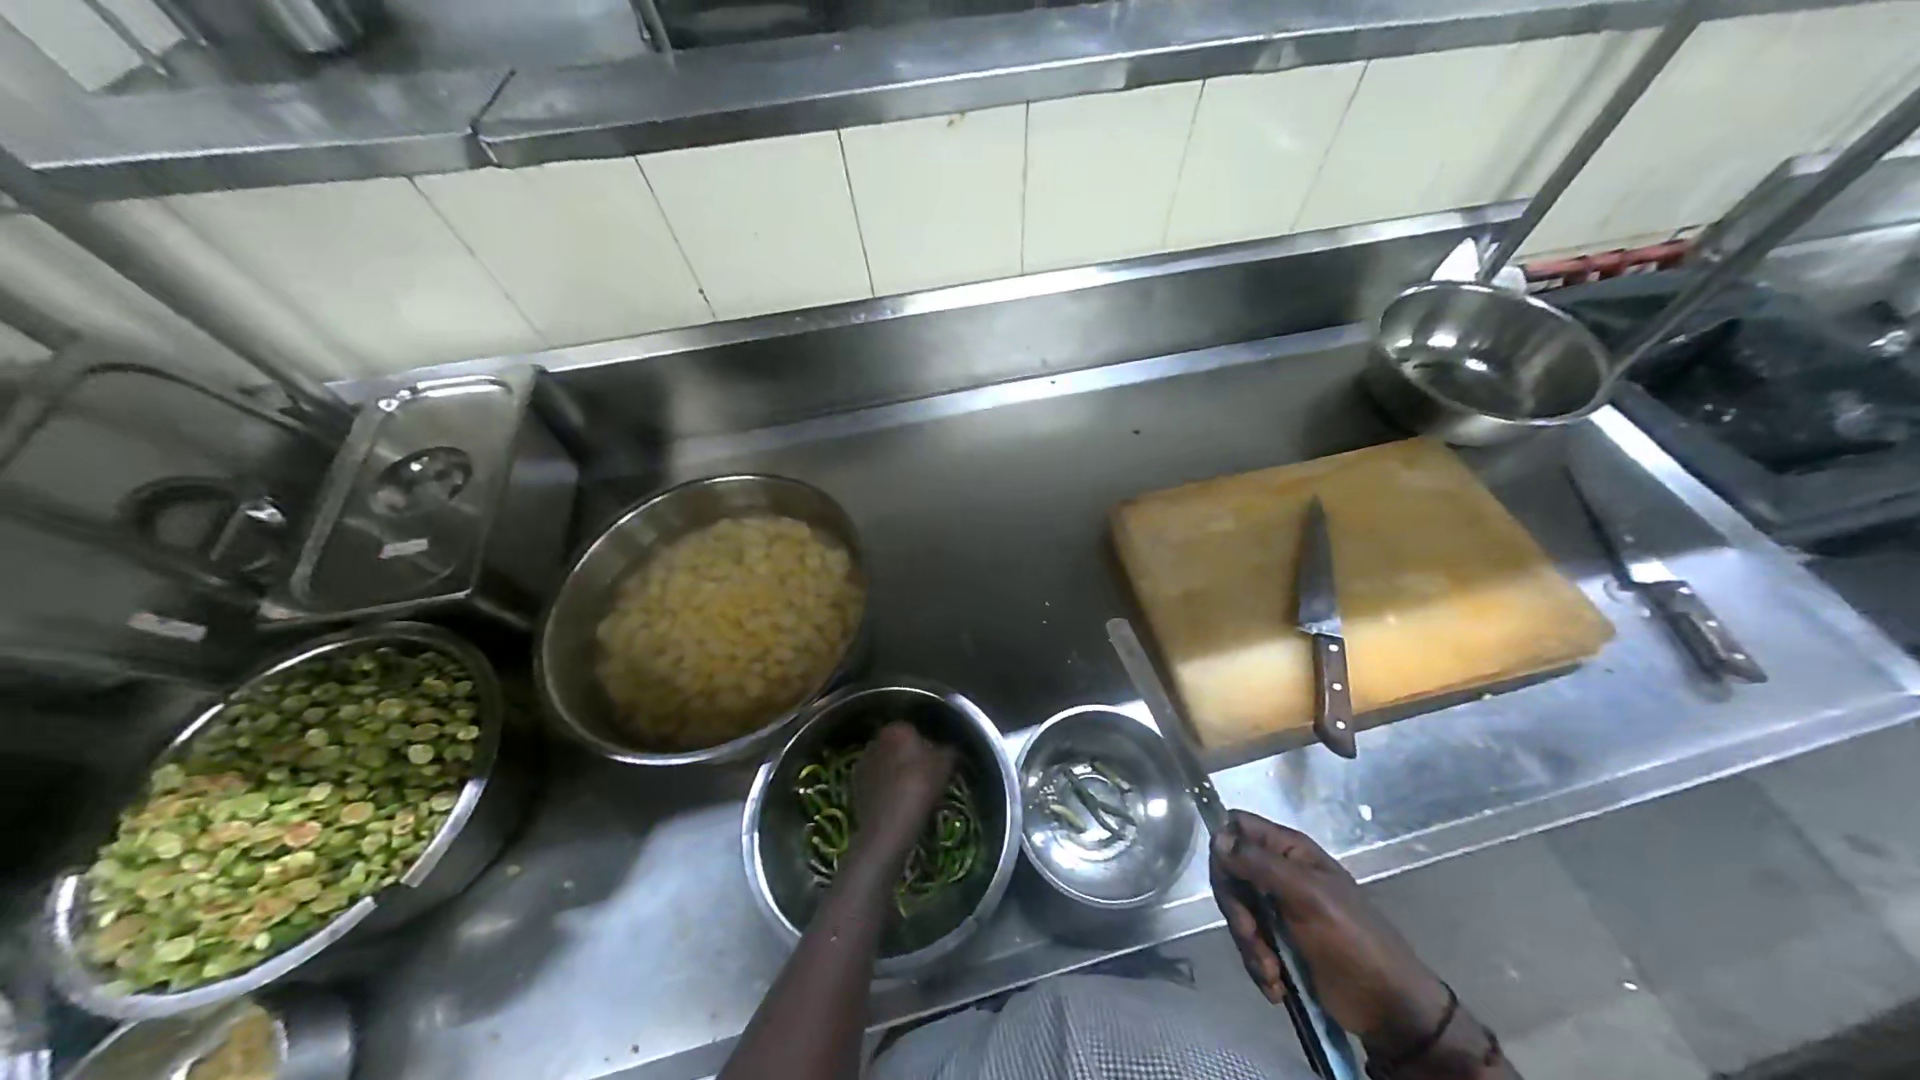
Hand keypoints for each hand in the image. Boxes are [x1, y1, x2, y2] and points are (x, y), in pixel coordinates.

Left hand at [852, 722, 956, 858]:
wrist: (889, 824)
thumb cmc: (920, 785)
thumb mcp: (945, 765)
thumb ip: (949, 751)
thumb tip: (948, 749)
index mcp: (897, 729)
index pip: (914, 731)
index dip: (926, 746)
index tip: (935, 762)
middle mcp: (875, 741)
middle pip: (896, 746)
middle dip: (908, 757)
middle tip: (924, 777)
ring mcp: (862, 763)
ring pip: (884, 764)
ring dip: (894, 772)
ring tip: (909, 792)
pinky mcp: (854, 786)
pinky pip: (875, 782)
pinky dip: (883, 788)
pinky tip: (895, 803)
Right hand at [1210, 811, 1451, 1059]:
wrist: (1388, 1006)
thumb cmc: (1354, 940)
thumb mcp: (1307, 896)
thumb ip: (1260, 864)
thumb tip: (1218, 838)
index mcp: (1289, 850)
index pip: (1237, 826)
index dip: (1224, 846)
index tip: (1228, 879)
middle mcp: (1278, 872)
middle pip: (1230, 874)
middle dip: (1237, 912)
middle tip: (1254, 936)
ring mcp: (1276, 907)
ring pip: (1237, 913)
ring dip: (1249, 946)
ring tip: (1273, 973)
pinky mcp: (1277, 940)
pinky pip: (1249, 942)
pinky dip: (1258, 965)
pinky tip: (1277, 984)